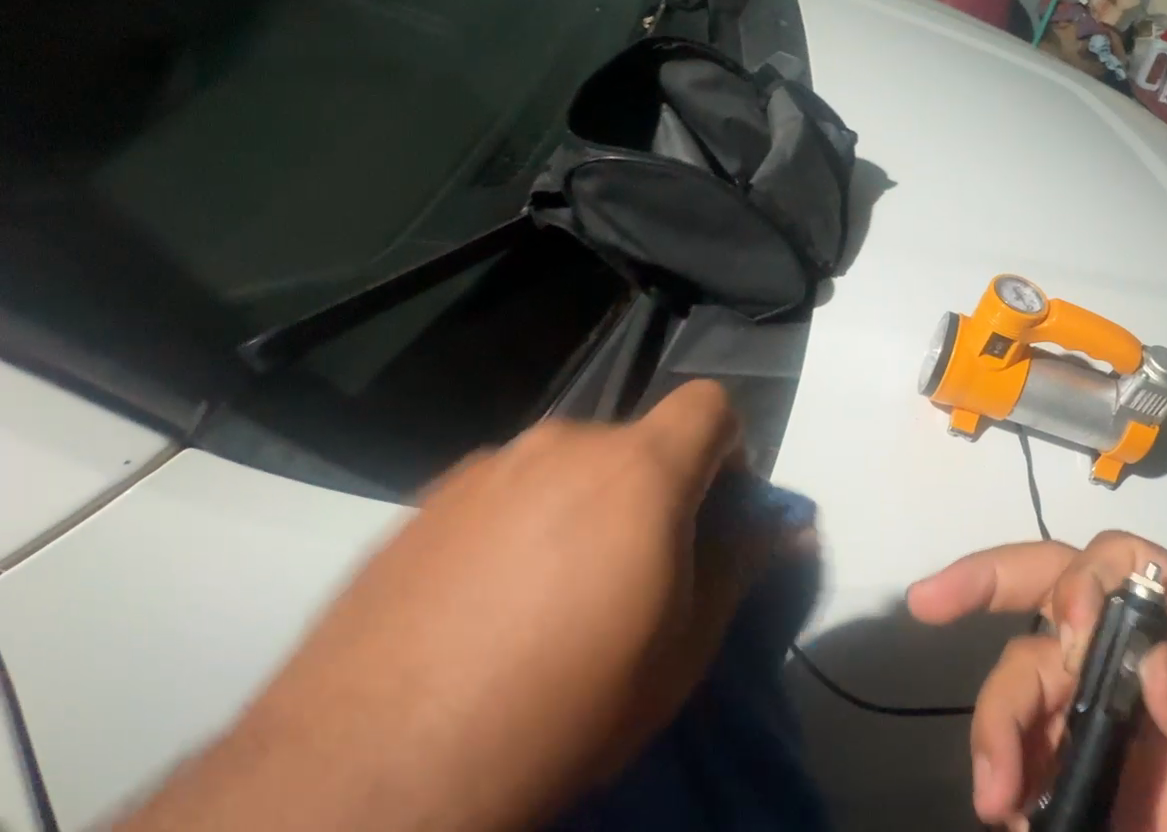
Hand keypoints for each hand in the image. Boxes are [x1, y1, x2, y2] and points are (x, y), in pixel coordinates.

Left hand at [123, 381, 783, 831]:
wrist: (378, 765)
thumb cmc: (570, 698)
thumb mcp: (685, 643)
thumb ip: (741, 564)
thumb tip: (786, 526)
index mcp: (639, 468)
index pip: (709, 404)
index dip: (728, 450)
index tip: (714, 515)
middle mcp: (560, 446)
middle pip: (635, 444)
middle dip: (654, 491)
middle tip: (636, 575)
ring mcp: (482, 471)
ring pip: (565, 471)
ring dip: (583, 510)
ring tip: (551, 600)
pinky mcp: (420, 506)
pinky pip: (502, 497)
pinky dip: (519, 529)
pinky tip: (488, 608)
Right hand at [908, 531, 1166, 831]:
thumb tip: (1158, 664)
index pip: (1128, 565)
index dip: (1086, 582)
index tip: (1069, 641)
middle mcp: (1142, 659)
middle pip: (1055, 594)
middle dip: (987, 582)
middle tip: (927, 601)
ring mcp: (1111, 713)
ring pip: (1029, 675)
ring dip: (995, 718)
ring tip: (994, 794)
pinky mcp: (1087, 771)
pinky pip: (1026, 746)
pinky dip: (1002, 765)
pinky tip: (1005, 808)